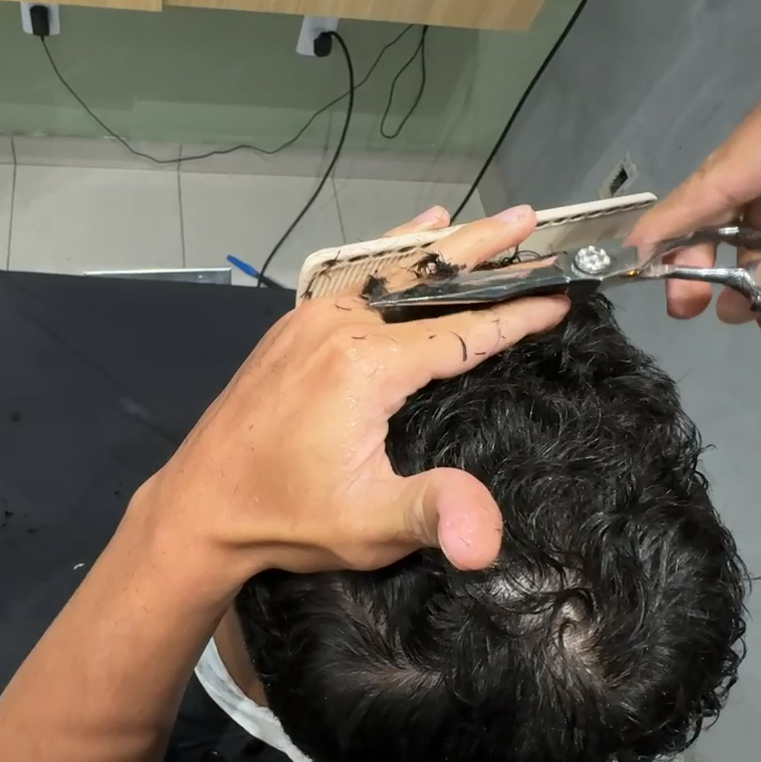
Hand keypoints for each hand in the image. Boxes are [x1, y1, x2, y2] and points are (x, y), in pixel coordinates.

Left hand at [139, 205, 569, 581]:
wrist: (200, 502)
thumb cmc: (284, 516)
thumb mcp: (366, 525)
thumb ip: (432, 514)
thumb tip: (489, 541)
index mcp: (365, 365)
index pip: (461, 332)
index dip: (515, 317)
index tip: (560, 298)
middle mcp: (336, 326)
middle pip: (426, 280)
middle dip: (484, 250)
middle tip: (535, 220)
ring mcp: (307, 321)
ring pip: (386, 271)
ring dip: (439, 248)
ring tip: (484, 222)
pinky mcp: (289, 329)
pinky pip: (350, 280)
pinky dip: (387, 257)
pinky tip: (406, 239)